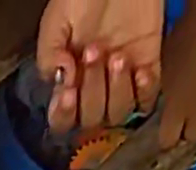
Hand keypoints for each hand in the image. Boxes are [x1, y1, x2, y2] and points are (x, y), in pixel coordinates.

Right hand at [38, 0, 163, 133]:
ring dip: (117, 90)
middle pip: (91, 120)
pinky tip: (140, 72)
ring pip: (117, 114)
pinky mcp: (147, 67)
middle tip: (94, 50)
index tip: (67, 90)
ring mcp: (120, 82)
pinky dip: (144, 91)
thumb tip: (61, 80)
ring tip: (118, 56)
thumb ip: (48, 57)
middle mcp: (92, 90)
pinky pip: (147, 99)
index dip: (64, 115)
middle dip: (92, 90)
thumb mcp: (54, 23)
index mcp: (66, 83)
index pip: (62, 121)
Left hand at [156, 0, 195, 148]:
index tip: (166, 133)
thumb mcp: (163, 67)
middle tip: (186, 119)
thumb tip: (163, 102)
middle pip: (194, 135)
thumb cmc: (183, 33)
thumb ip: (163, 90)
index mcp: (176, 108)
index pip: (169, 140)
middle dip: (188, 130)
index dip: (167, 139)